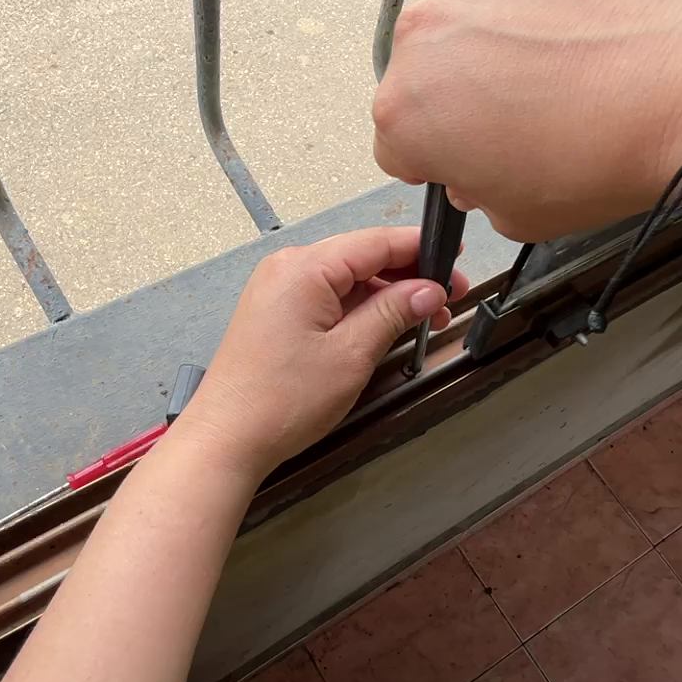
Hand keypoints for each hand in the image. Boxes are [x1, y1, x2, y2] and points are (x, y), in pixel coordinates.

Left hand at [171, 227, 470, 480]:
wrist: (226, 439)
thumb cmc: (283, 400)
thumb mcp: (351, 354)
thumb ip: (392, 313)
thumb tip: (429, 290)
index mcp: (304, 268)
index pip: (375, 242)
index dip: (419, 248)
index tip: (455, 256)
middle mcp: (287, 268)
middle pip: (361, 258)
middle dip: (408, 276)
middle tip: (449, 298)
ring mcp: (278, 291)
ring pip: (346, 280)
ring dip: (386, 296)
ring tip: (425, 319)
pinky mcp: (276, 314)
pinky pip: (326, 298)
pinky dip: (359, 309)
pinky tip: (386, 326)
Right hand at [371, 0, 681, 241]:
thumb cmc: (602, 154)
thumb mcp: (518, 218)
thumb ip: (476, 194)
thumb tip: (480, 173)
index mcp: (405, 113)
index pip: (396, 149)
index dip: (435, 166)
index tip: (468, 168)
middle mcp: (425, 41)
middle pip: (424, 88)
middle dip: (459, 113)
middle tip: (517, 136)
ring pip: (465, 43)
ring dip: (494, 69)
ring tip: (558, 96)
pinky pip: (511, 8)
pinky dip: (533, 32)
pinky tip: (579, 58)